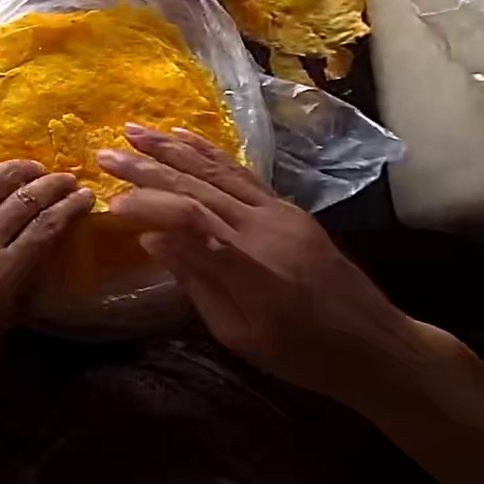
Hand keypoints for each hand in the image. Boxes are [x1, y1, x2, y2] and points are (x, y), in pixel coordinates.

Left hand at [0, 160, 93, 385]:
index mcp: (5, 269)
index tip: (87, 195)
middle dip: (52, 184)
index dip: (71, 206)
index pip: (47, 225)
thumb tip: (54, 242)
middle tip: (67, 178)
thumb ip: (32, 274)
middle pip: (24, 199)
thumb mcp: (12, 311)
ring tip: (34, 167)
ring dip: (17, 169)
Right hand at [99, 125, 462, 407]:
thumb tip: (150, 238)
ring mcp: (277, 213)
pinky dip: (208, 151)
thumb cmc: (301, 353)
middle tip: (105, 154)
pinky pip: (241, 173)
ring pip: (216, 171)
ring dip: (171, 148)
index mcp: (247, 264)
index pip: (186, 218)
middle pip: (195, 186)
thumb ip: (196, 280)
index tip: (110, 206)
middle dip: (146, 167)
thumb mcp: (238, 333)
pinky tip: (183, 135)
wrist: (378, 347)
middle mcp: (261, 228)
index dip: (146, 205)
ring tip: (134, 130)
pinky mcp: (287, 209)